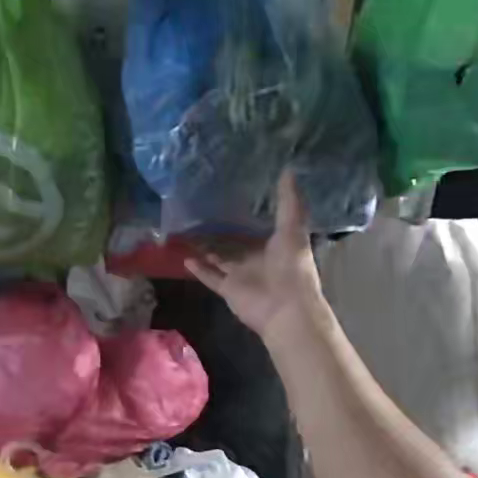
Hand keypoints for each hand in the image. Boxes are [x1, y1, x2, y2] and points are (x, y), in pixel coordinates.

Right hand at [185, 171, 325, 338]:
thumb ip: (288, 202)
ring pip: (218, 259)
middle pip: (233, 243)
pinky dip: (198, 269)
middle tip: (199, 213)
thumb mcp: (293, 228)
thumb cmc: (293, 267)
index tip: (229, 196)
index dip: (244, 214)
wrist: (286, 308)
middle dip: (219, 232)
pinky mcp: (227, 289)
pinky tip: (184, 257)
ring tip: (186, 233)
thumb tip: (288, 168)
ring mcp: (240, 275)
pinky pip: (210, 277)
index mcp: (272, 245)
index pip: (255, 227)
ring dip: (204, 248)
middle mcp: (254, 259)